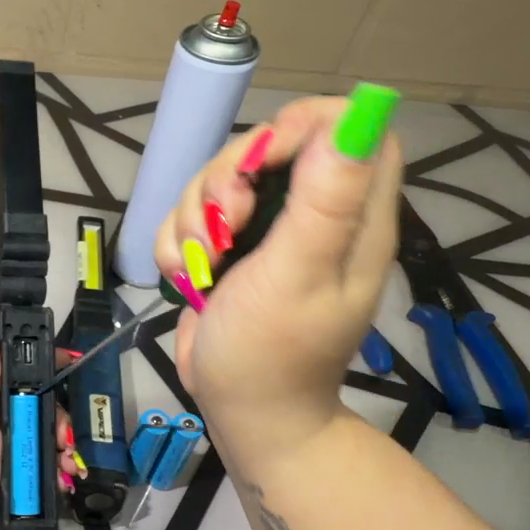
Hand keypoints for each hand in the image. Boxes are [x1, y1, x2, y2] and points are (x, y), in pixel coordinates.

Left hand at [0, 338, 77, 529]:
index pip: (11, 373)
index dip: (42, 366)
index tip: (72, 363)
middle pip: (34, 409)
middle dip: (58, 420)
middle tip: (66, 438)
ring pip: (41, 441)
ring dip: (60, 451)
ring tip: (68, 467)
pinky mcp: (10, 485)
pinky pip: (39, 470)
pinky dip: (54, 473)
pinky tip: (64, 481)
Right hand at [154, 95, 402, 477]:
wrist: (240, 410)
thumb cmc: (274, 352)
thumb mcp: (298, 275)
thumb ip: (323, 202)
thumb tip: (353, 119)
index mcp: (350, 216)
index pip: (348, 129)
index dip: (304, 127)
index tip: (260, 161)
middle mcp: (310, 215)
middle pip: (269, 148)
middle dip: (229, 178)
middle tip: (224, 225)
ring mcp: (265, 233)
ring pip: (219, 182)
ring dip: (194, 218)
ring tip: (202, 267)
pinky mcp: (226, 251)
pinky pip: (190, 218)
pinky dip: (176, 245)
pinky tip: (185, 280)